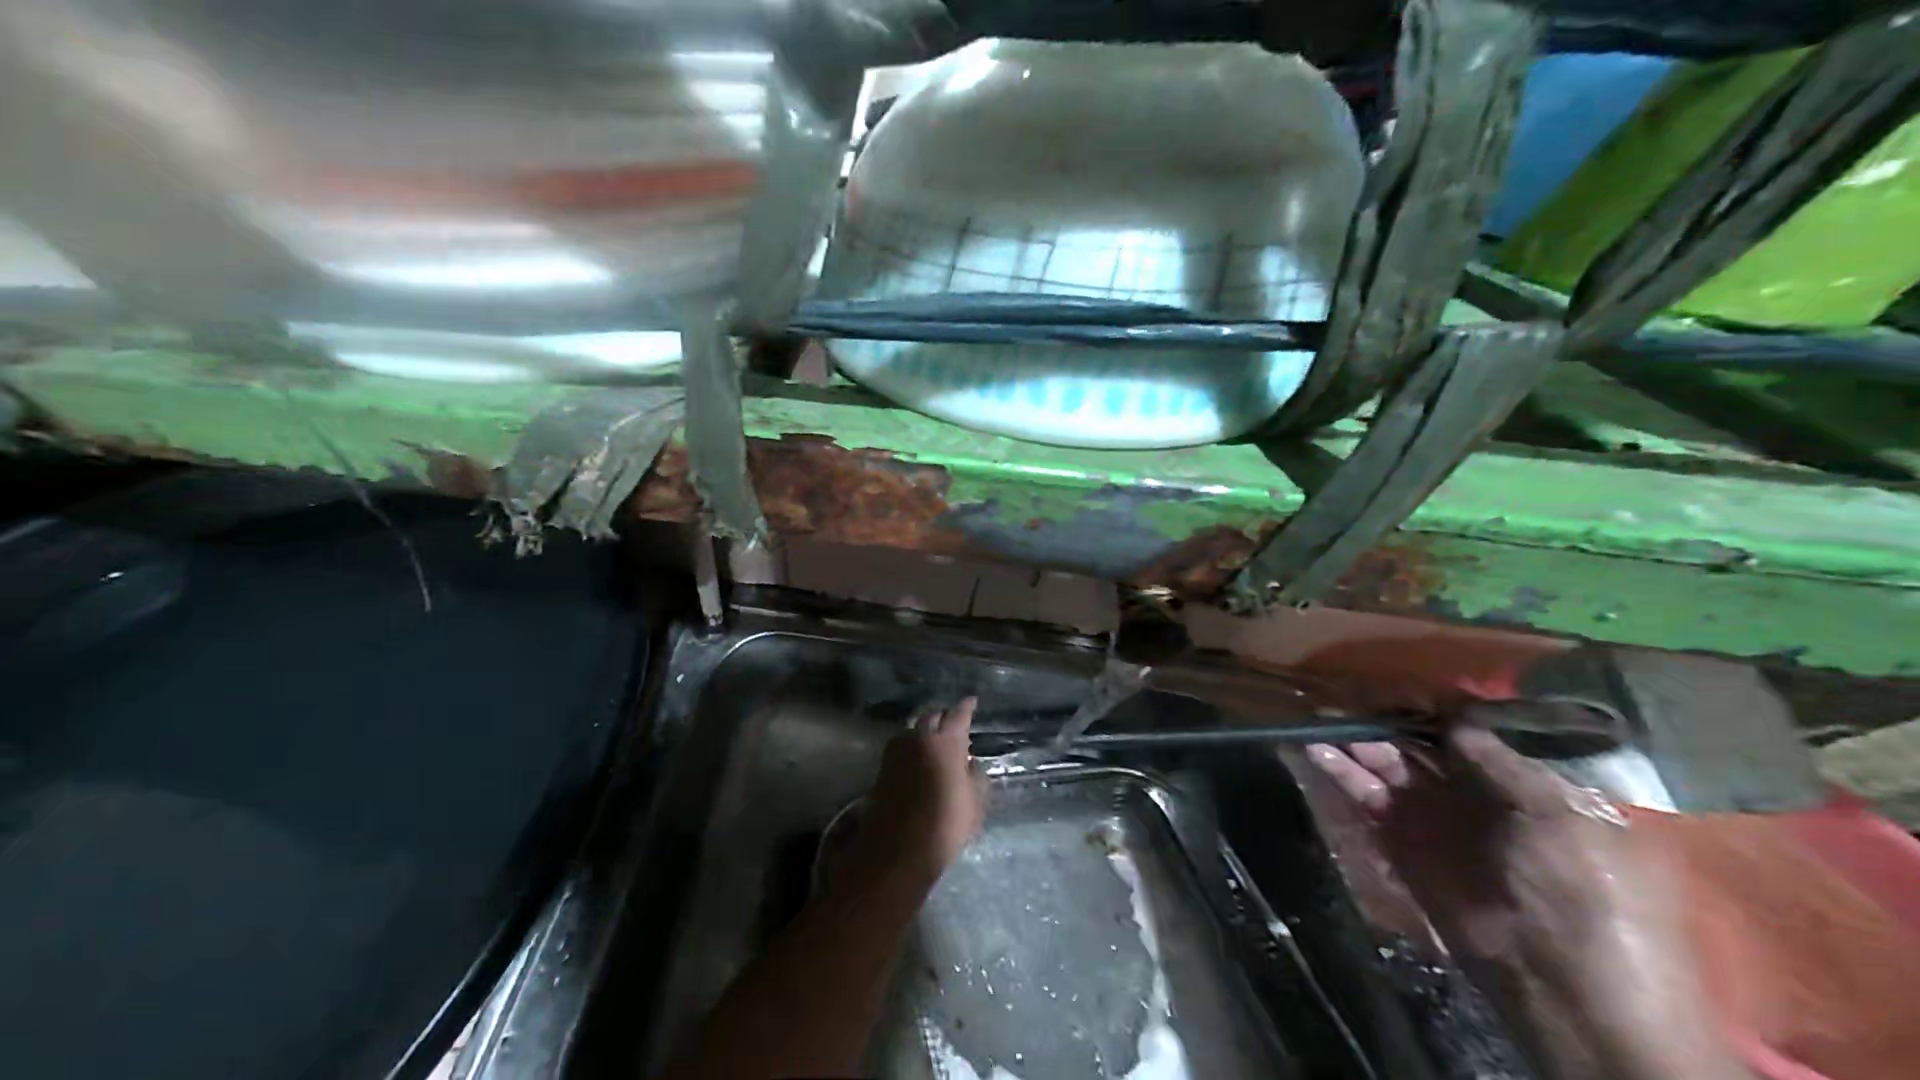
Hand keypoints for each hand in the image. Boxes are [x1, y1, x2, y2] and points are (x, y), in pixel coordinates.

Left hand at [852, 698, 986, 880]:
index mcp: (946, 741)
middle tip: (954, 724)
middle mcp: (919, 738)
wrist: (898, 849)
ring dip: (925, 730)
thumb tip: (969, 762)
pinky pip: (901, 746)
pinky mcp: (883, 768)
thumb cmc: (946, 824)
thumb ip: (974, 775)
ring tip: (935, 740)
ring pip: (913, 730)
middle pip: (932, 717)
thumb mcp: (975, 802)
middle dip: (943, 717)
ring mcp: (897, 752)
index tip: (971, 701)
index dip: (967, 707)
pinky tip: (918, 757)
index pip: (958, 715)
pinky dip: (912, 745)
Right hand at [1308, 705, 1745, 1079]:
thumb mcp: (1559, 815)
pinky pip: (1366, 796)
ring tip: (1320, 717)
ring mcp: (1431, 815)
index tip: (1401, 689)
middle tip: (1344, 698)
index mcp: (1521, 780)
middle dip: (1383, 717)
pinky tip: (1317, 749)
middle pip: (1417, 740)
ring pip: (1385, 762)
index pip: (1466, 729)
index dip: (1432, 706)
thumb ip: (1501, 762)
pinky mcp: (1399, 840)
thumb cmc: (1581, 892)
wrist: (1560, 981)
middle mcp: (1471, 790)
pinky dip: (1341, 771)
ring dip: (1354, 738)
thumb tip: (1452, 717)